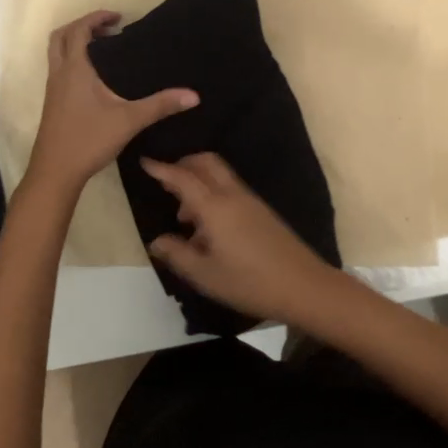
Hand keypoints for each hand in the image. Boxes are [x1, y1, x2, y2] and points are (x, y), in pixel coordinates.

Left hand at [29, 11, 197, 193]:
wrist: (55, 171)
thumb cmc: (89, 139)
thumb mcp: (129, 120)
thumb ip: (161, 105)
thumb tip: (193, 95)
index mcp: (74, 69)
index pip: (79, 30)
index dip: (96, 18)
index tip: (118, 17)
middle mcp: (59, 73)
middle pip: (62, 37)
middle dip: (82, 27)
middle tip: (108, 29)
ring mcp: (53, 89)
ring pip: (57, 54)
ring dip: (76, 44)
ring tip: (104, 50)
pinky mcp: (53, 103)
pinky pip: (59, 69)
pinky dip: (74, 61)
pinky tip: (95, 79)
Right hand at [141, 153, 344, 325]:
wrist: (303, 286)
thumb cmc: (249, 282)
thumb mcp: (204, 275)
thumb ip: (177, 254)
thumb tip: (156, 241)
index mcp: (214, 207)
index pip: (182, 178)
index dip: (162, 169)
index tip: (145, 161)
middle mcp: (232, 194)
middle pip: (205, 162)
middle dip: (183, 164)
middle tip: (165, 182)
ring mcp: (250, 200)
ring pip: (219, 175)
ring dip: (199, 182)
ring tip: (185, 218)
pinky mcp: (261, 211)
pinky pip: (230, 188)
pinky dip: (213, 194)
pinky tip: (208, 227)